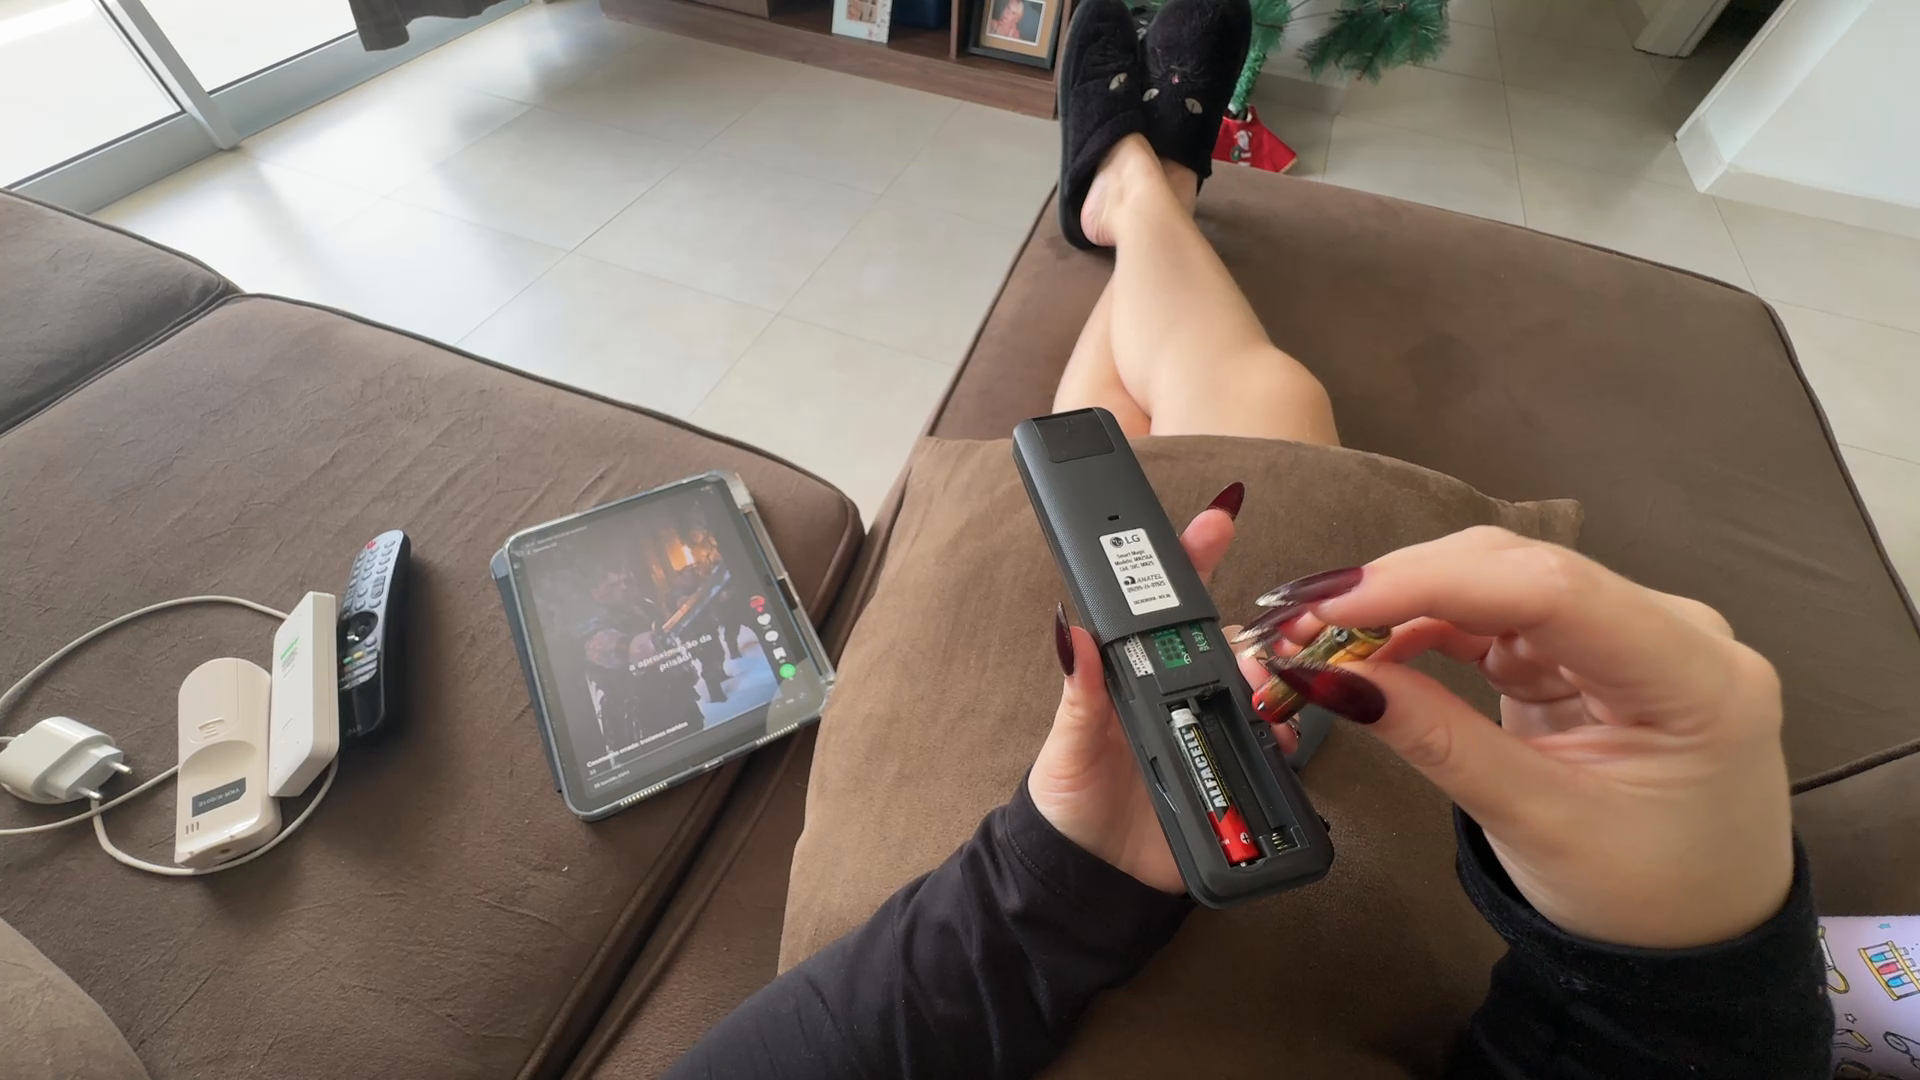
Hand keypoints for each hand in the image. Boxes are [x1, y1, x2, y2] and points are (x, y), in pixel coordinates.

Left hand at [1027, 490, 1240, 894]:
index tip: (1217, 520)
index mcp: (1135, 675)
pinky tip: (1278, 737)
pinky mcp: (1232, 774)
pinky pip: (1270, 747)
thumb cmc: (1070, 796)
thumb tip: (1070, 633)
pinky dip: (1282, 736)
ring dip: (1270, 682)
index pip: (1164, 610)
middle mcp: (1176, 695)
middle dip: (1248, 636)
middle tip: (1252, 652)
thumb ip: (1078, 692)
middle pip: (1226, 646)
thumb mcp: (1069, 741)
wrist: (1093, 873)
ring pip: (1256, 691)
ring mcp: (1207, 732)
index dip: (1191, 561)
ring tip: (1263, 692)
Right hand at [1274, 526, 1792, 948]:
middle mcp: (1660, 628)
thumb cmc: (1642, 891)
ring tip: (1314, 631)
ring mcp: (1608, 628)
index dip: (1428, 584)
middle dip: (1393, 585)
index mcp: (1691, 678)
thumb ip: (1432, 738)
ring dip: (1390, 600)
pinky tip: (1362, 643)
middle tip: (1299, 618)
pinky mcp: (1563, 643)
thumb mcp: (1533, 819)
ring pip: (1479, 577)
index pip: (1548, 590)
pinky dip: (1408, 622)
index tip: (1329, 607)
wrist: (1692, 925)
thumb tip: (1326, 677)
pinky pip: (1472, 611)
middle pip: (1507, 567)